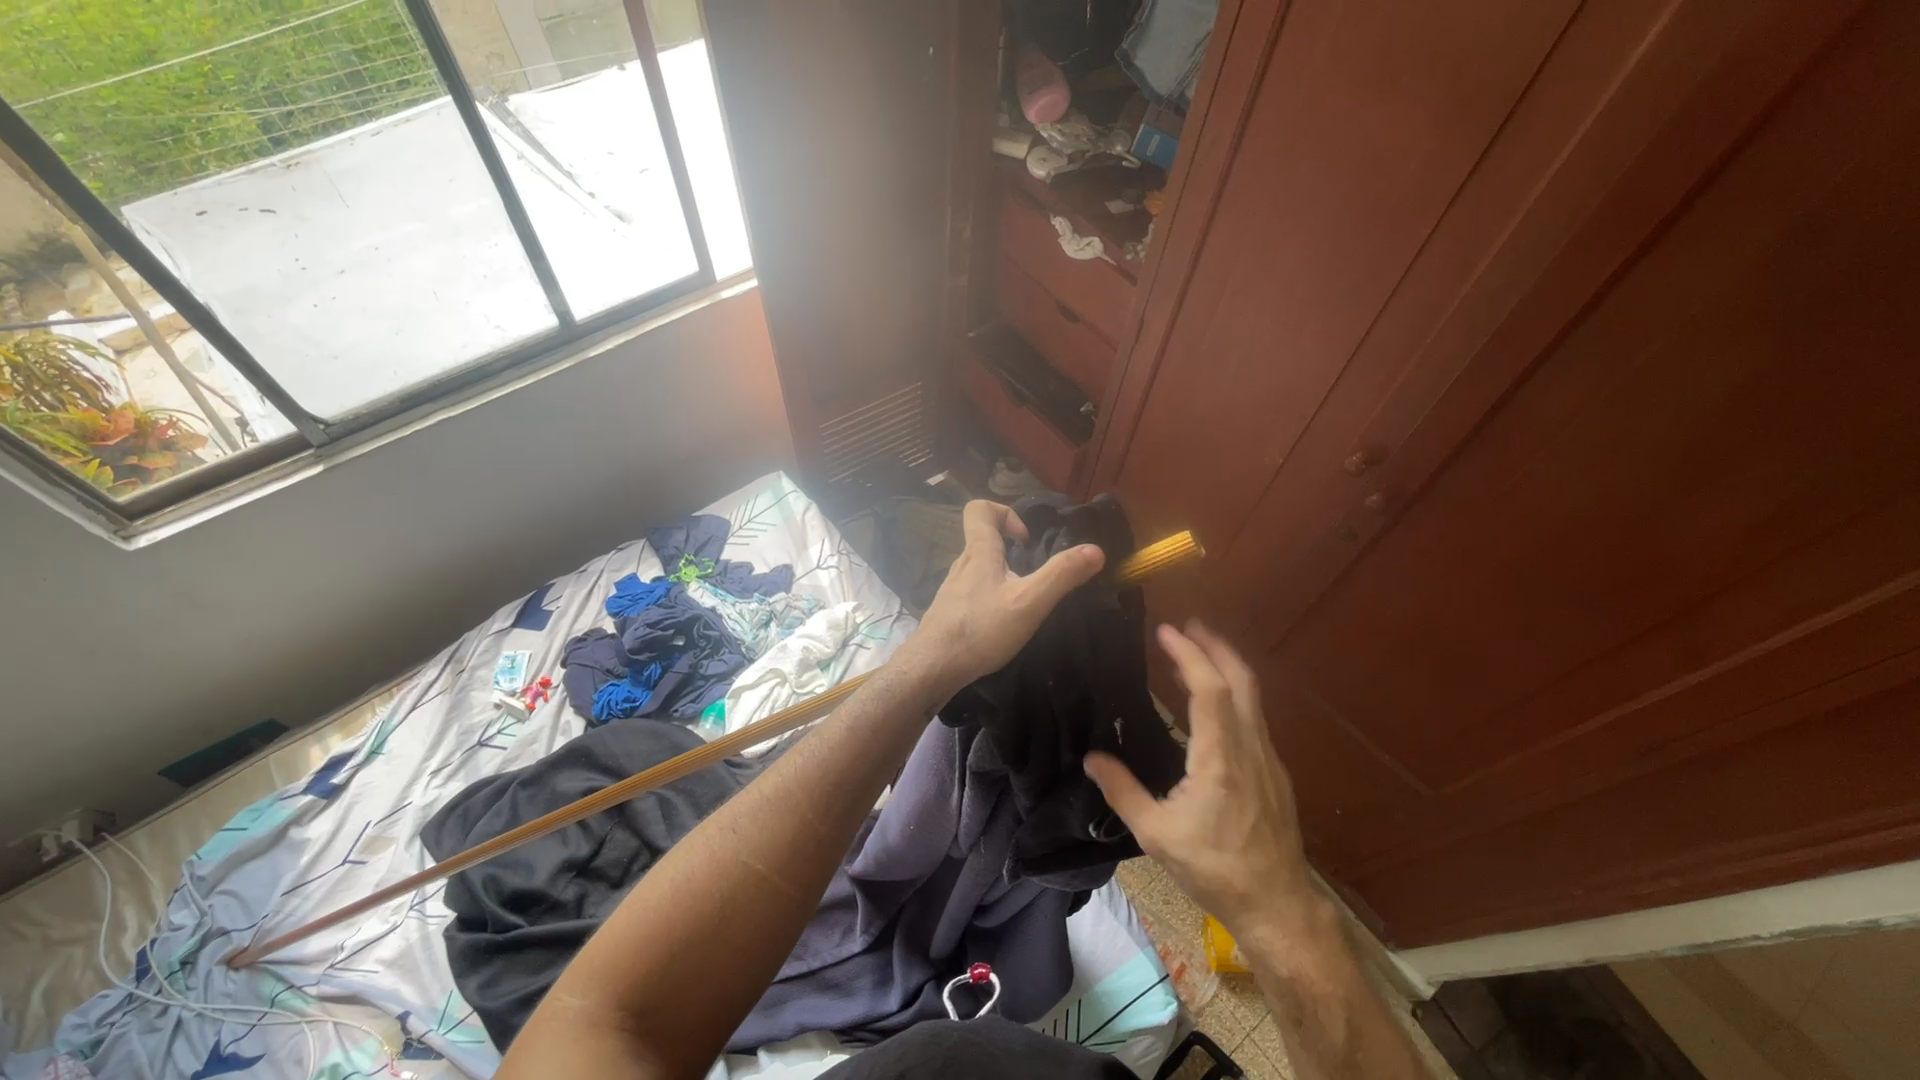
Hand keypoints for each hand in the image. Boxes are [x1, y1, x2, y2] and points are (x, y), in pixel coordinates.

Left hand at [900, 500, 1104, 694]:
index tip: (1026, 540)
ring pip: (979, 570)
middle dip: (1011, 550)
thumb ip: (1061, 575)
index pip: (980, 509)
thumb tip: (1096, 550)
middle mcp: (962, 565)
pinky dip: (990, 600)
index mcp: (979, 552)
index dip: (1005, 513)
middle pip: (983, 541)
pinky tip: (1001, 624)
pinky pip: (972, 594)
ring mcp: (951, 590)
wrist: (932, 668)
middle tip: (1034, 575)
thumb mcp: (1029, 602)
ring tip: (1022, 602)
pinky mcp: (948, 613)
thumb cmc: (980, 630)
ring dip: (1002, 577)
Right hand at [1084, 621, 1320, 941]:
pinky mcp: (1274, 773)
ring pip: (1253, 697)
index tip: (1166, 630)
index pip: (1209, 688)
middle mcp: (1250, 747)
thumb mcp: (1156, 834)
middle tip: (1188, 625)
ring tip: (1197, 654)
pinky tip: (1215, 705)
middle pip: (1241, 680)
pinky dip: (1234, 693)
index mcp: (1220, 757)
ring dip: (1226, 667)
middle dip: (1215, 646)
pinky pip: (1255, 716)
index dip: (1189, 654)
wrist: (1277, 903)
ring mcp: (1268, 758)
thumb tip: (1091, 758)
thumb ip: (1122, 790)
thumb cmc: (1214, 869)